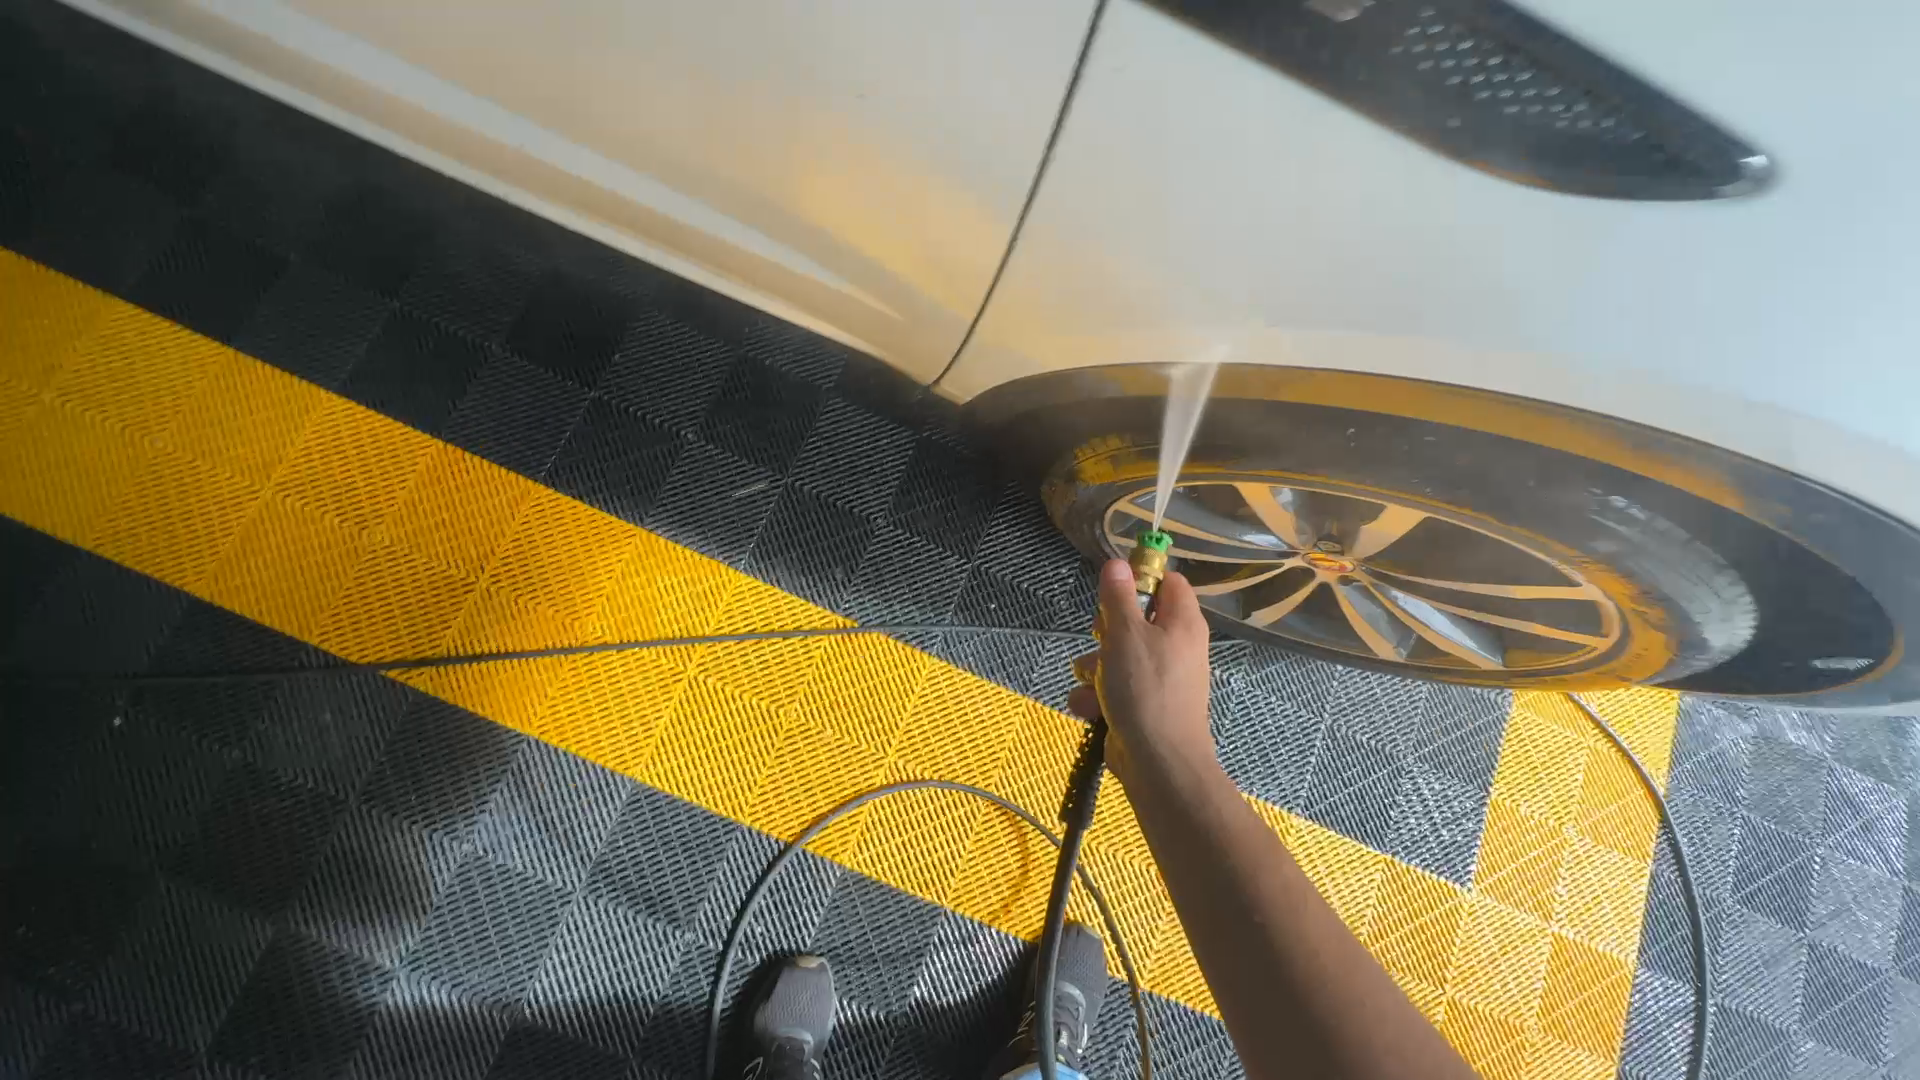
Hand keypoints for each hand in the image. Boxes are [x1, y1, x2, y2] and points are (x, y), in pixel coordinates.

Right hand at [1068, 559, 1216, 786]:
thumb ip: (1118, 597)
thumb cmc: (1145, 689)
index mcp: (1182, 623)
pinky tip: (1091, 706)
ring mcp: (1160, 679)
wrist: (1159, 763)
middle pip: (1136, 619)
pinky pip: (1115, 688)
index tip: (1113, 587)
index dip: (1141, 579)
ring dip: (1095, 667)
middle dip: (1106, 630)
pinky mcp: (1144, 706)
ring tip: (1091, 681)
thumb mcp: (1125, 634)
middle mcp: (1176, 647)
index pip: (1169, 582)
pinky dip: (1099, 696)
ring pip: (1118, 656)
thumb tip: (1117, 562)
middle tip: (1099, 637)